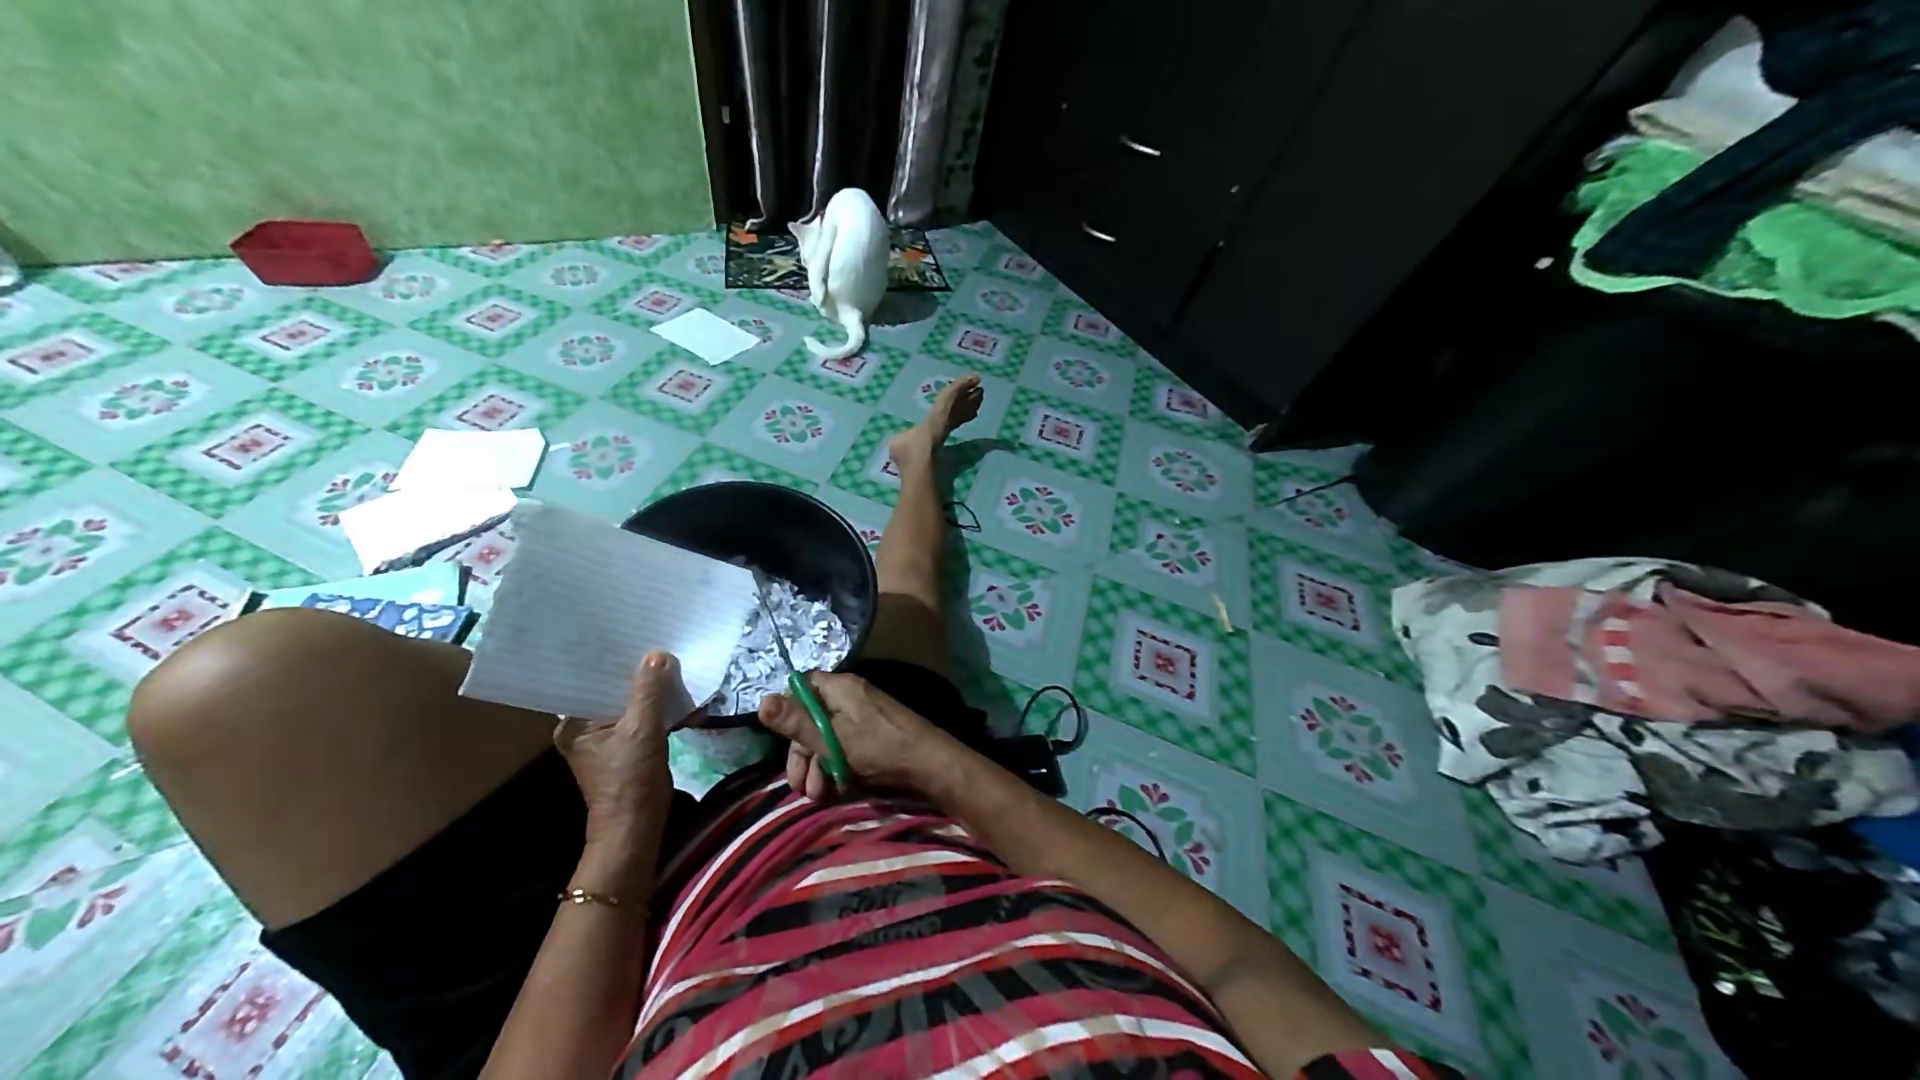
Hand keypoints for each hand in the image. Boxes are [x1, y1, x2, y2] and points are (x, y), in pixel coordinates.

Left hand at [554, 651, 678, 846]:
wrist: (638, 826)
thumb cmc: (629, 779)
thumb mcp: (641, 730)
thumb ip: (649, 692)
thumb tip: (659, 654)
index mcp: (574, 723)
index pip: (592, 681)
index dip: (613, 661)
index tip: (634, 637)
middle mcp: (587, 727)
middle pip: (614, 691)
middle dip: (638, 673)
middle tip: (659, 644)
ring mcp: (610, 737)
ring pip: (632, 703)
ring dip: (653, 690)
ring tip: (673, 663)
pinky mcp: (632, 746)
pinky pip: (645, 717)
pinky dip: (660, 707)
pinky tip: (679, 693)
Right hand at [757, 673, 954, 798]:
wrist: (929, 762)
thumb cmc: (878, 746)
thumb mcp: (831, 738)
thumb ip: (796, 723)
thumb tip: (761, 701)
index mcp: (839, 688)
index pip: (802, 688)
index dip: (788, 712)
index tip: (781, 741)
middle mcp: (851, 696)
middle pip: (813, 719)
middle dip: (803, 755)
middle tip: (800, 787)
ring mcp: (865, 715)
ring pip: (830, 738)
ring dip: (820, 767)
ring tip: (819, 796)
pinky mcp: (876, 734)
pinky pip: (848, 747)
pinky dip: (840, 767)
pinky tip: (840, 789)